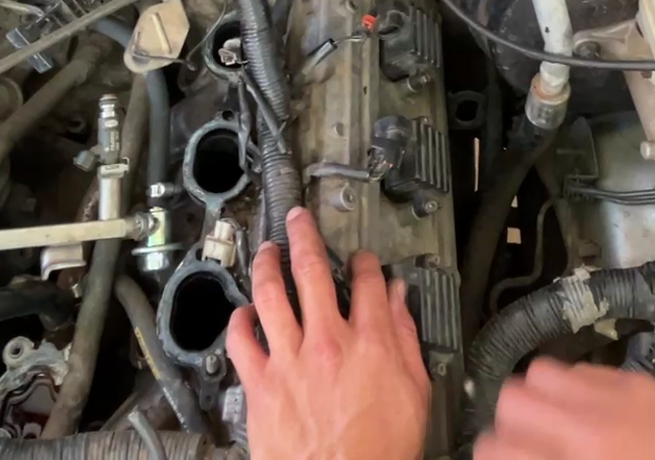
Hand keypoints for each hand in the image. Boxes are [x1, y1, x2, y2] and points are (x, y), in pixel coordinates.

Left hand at [225, 207, 430, 459]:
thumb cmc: (379, 453)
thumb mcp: (415, 394)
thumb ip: (405, 339)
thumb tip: (399, 300)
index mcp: (369, 341)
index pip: (366, 280)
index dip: (364, 261)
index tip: (361, 259)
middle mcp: (326, 340)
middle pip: (311, 268)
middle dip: (304, 234)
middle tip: (298, 219)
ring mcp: (289, 360)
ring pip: (270, 293)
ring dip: (267, 264)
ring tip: (267, 250)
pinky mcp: (261, 384)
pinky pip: (241, 341)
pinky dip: (240, 321)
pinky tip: (245, 312)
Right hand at [477, 359, 654, 459]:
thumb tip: (516, 452)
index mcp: (576, 459)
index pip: (495, 444)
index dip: (491, 452)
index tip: (497, 457)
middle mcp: (588, 426)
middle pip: (511, 396)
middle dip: (512, 422)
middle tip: (527, 445)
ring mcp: (616, 397)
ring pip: (542, 372)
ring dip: (543, 398)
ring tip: (560, 425)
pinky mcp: (642, 382)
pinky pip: (585, 369)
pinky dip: (579, 388)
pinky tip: (597, 414)